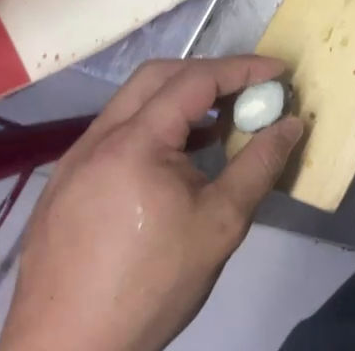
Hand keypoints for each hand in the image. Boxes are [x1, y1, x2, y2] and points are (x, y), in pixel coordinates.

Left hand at [0, 56, 303, 350]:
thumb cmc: (150, 285)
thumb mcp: (221, 223)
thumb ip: (260, 164)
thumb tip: (292, 124)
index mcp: (132, 144)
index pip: (195, 80)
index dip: (243, 69)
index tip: (280, 73)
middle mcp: (95, 142)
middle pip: (157, 77)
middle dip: (210, 73)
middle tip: (250, 90)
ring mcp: (72, 166)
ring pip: (131, 106)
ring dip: (180, 101)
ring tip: (221, 126)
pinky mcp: (62, 192)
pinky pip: (115, 136)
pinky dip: (155, 128)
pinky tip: (179, 162)